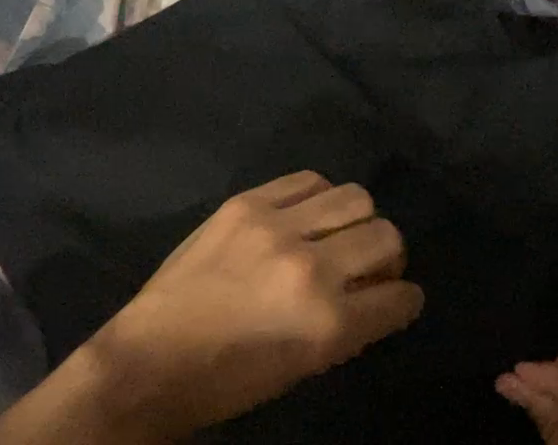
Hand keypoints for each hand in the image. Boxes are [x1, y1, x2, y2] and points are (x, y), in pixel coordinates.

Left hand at [82, 170, 424, 439]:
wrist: (153, 357)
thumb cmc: (231, 379)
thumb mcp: (305, 365)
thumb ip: (350, 323)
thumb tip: (380, 289)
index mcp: (328, 323)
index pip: (400, 296)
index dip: (404, 298)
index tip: (397, 296)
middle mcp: (311, 266)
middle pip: (386, 235)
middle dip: (387, 255)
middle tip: (366, 265)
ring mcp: (276, 227)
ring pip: (355, 197)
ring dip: (357, 219)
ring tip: (335, 234)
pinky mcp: (247, 202)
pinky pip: (308, 178)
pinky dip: (318, 195)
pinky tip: (305, 215)